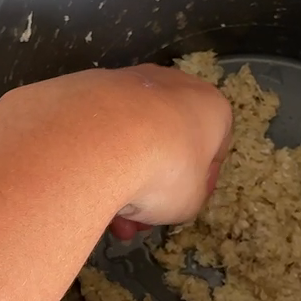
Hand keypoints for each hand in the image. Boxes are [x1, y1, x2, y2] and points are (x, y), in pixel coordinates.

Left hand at [0, 64, 230, 239]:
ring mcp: (127, 82)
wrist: (100, 139)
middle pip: (167, 143)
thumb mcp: (190, 202)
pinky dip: (97, 160)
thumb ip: (188, 195)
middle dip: (153, 186)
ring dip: (123, 179)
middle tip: (140, 218)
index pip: (213, 148)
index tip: (181, 204)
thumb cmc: (165, 169)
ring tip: (111, 216)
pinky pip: (100, 131)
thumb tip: (169, 194)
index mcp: (211, 106)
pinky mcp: (87, 87)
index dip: (199, 183)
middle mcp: (172, 85)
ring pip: (130, 139)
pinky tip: (89, 191)